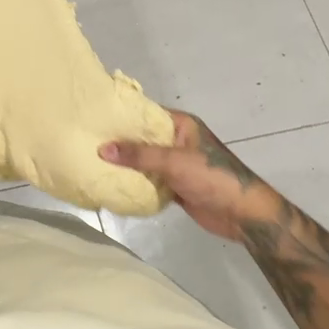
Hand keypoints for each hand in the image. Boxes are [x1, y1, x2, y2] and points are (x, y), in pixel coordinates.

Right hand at [99, 110, 278, 241]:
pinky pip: (148, 178)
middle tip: (86, 140)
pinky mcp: (174, 184)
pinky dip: (134, 180)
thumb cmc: (213, 178)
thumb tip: (101, 149)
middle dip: (119, 141)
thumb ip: (138, 155)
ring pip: (143, 159)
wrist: (243, 214)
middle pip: (142, 138)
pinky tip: (110, 181)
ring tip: (92, 159)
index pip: (146, 114)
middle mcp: (177, 140)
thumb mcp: (174, 161)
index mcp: (181, 125)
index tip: (94, 117)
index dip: (122, 115)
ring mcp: (176, 163)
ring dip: (125, 163)